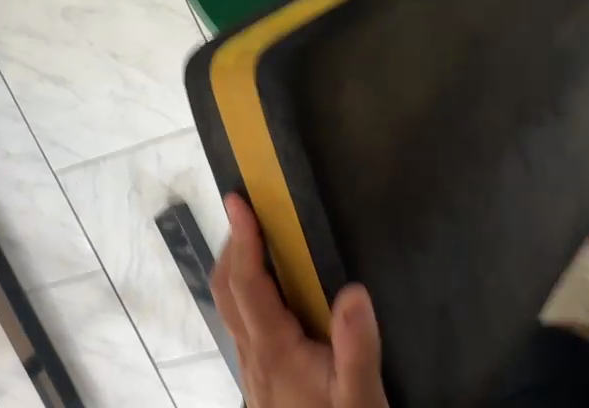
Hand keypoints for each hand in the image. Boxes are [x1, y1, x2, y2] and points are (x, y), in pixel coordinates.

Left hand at [212, 194, 389, 407]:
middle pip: (228, 292)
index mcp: (275, 351)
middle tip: (248, 207)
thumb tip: (353, 291)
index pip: (248, 285)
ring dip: (239, 265)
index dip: (243, 239)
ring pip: (233, 308)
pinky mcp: (264, 379)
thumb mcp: (360, 396)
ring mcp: (256, 370)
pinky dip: (251, 288)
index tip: (238, 201)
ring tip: (261, 235)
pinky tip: (277, 287)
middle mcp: (256, 357)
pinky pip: (246, 321)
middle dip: (234, 245)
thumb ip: (358, 347)